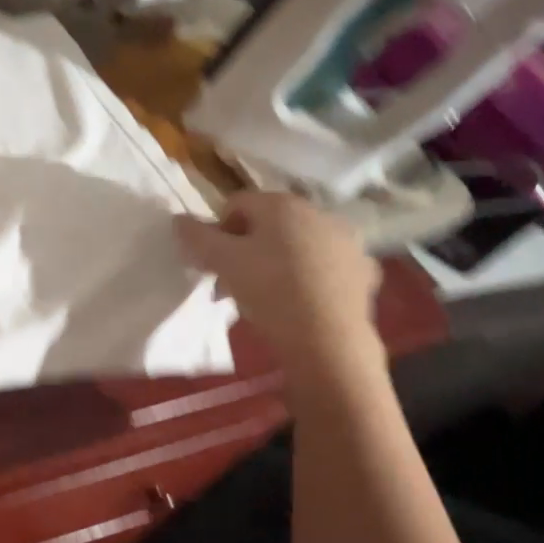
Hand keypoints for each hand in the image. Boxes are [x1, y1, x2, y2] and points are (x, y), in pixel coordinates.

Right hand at [174, 191, 382, 378]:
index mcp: (282, 205)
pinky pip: (326, 266)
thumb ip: (196, 237)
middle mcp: (318, 212)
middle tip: (231, 282)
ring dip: (276, 262)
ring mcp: (347, 240)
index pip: (236, 204)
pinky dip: (310, 277)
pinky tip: (300, 301)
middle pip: (269, 224)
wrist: (328, 338)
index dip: (216, 231)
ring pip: (297, 244)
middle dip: (245, 249)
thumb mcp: (221, 262)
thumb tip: (179, 219)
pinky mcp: (364, 269)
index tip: (212, 263)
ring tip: (263, 296)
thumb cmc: (268, 290)